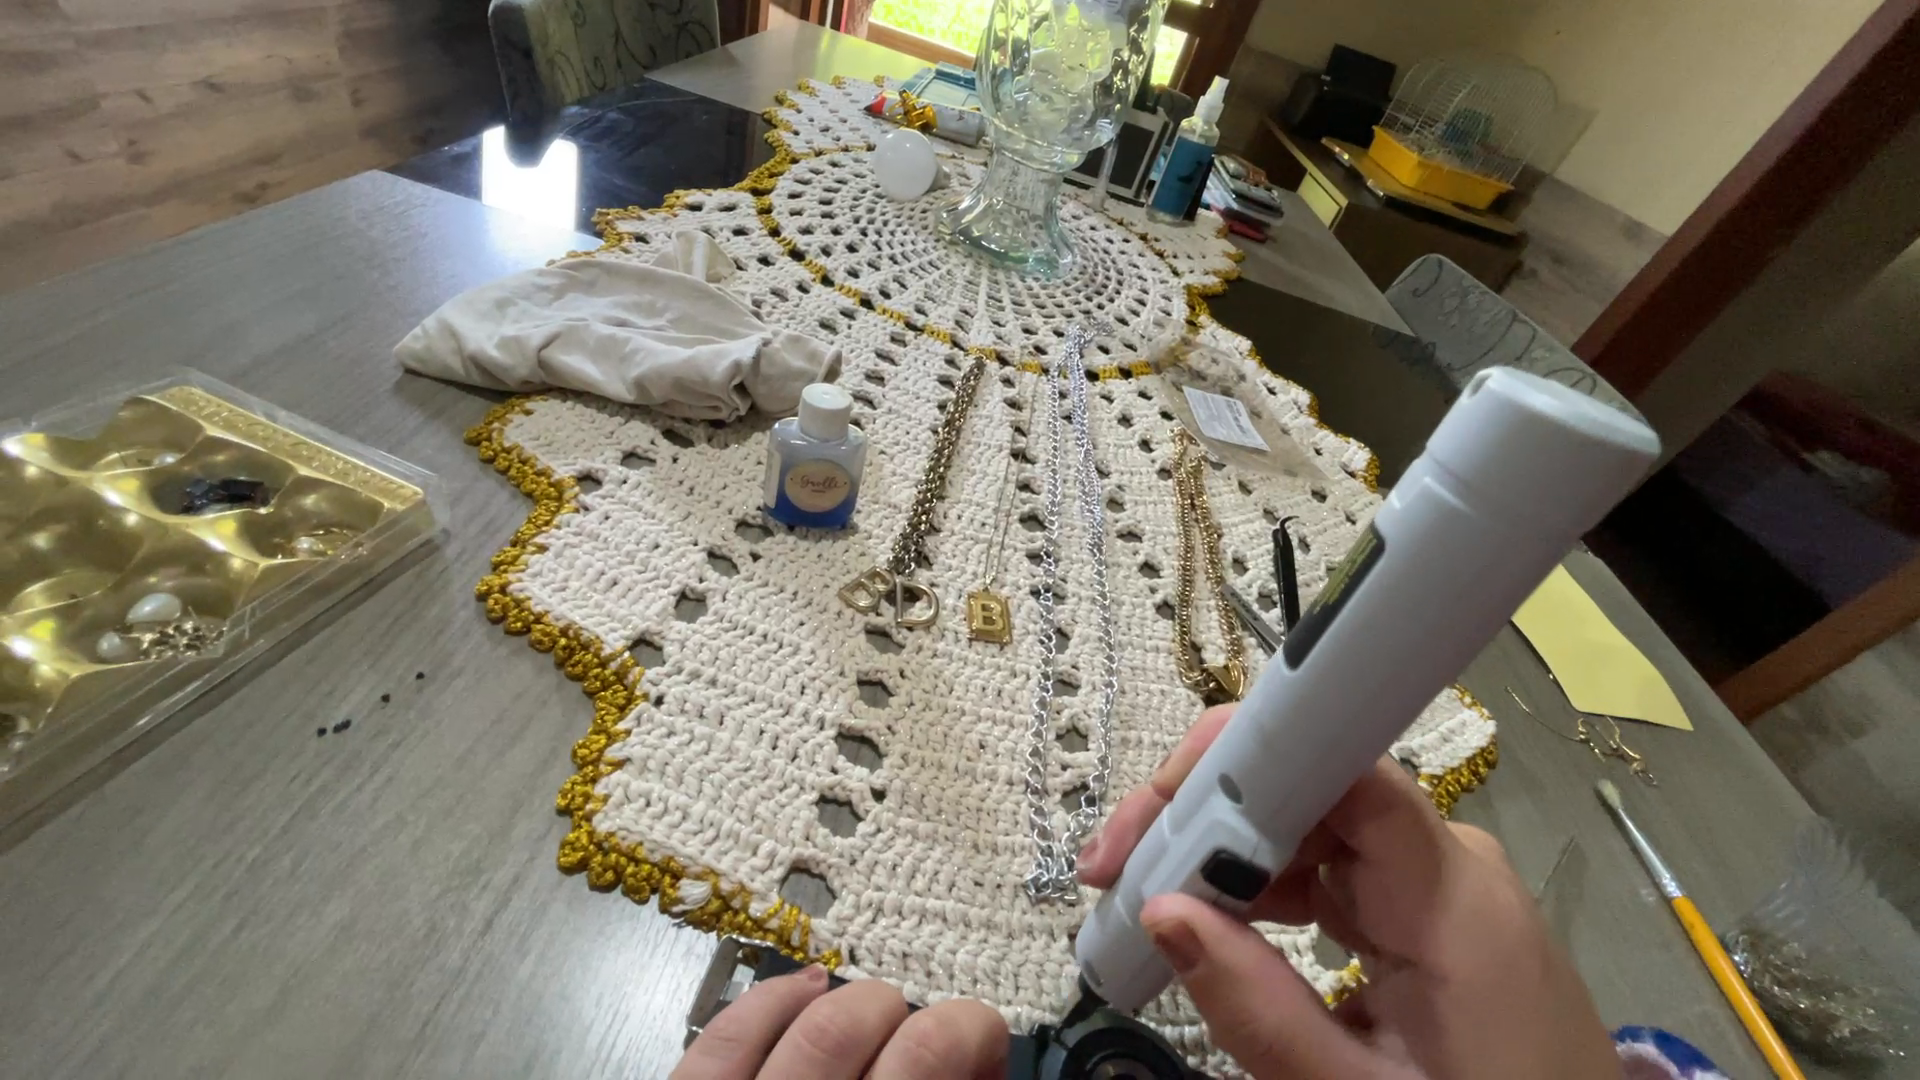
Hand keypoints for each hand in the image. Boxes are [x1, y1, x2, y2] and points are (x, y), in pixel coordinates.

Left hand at [673, 966, 1007, 1079]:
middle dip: (937, 1028)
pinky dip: (777, 997)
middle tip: (937, 1051)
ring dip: (867, 1007)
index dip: (978, 1038)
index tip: (985, 1059)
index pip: (937, 1061)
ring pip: (821, 1029)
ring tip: (881, 1017)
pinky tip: (811, 987)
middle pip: (903, 1047)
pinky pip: (730, 1037)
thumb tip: (976, 1074)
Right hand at [1076, 704, 1617, 1079]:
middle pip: (1299, 782)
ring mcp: (1428, 871)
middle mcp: (1440, 855)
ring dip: (1211, 847)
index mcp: (1449, 898)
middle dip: (1194, 813)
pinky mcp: (1416, 895)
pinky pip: (1318, 855)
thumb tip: (1157, 911)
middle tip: (1111, 868)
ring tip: (1142, 892)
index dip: (1242, 761)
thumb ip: (1260, 1015)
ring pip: (1296, 814)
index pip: (1341, 768)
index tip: (1154, 818)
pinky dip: (1252, 878)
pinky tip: (1213, 917)